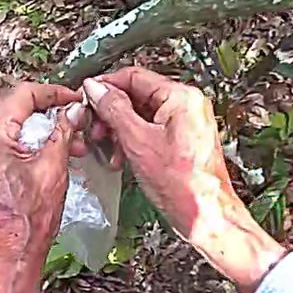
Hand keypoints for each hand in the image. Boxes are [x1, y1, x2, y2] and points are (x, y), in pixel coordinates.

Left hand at [0, 82, 87, 292]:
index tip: (74, 99)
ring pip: (16, 129)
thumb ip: (64, 132)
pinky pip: (9, 146)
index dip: (55, 93)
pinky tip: (54, 158)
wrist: (7, 261)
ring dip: (45, 133)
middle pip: (19, 110)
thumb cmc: (24, 226)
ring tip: (72, 147)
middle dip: (52, 115)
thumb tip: (73, 112)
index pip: (24, 95)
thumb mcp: (53, 170)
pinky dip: (32, 147)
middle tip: (78, 123)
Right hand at [82, 67, 285, 292]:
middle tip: (95, 128)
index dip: (105, 86)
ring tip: (108, 148)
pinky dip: (133, 140)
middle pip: (137, 95)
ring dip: (119, 130)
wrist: (206, 216)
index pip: (134, 76)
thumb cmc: (183, 185)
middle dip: (111, 113)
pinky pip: (151, 130)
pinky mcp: (183, 140)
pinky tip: (122, 157)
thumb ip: (114, 109)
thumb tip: (96, 88)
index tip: (86, 97)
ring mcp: (187, 122)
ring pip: (141, 114)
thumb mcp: (138, 142)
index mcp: (181, 97)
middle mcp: (187, 105)